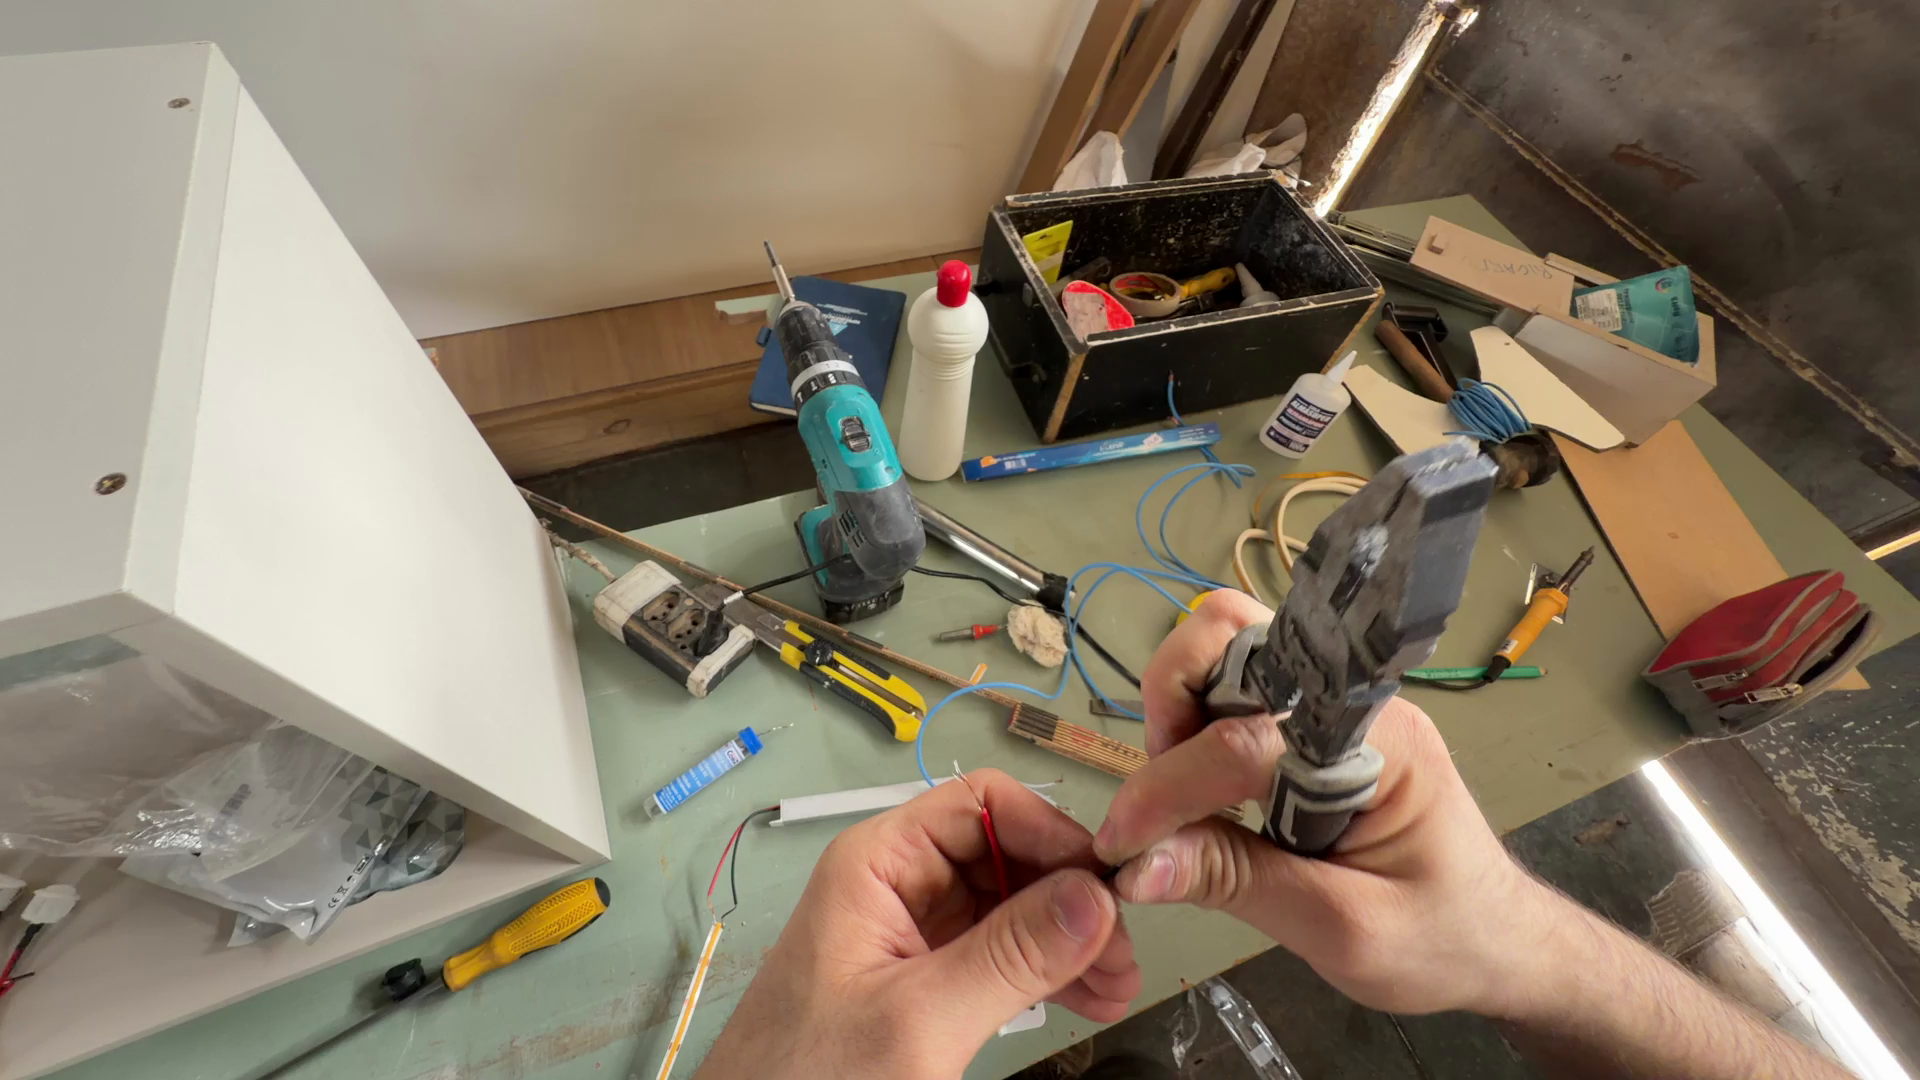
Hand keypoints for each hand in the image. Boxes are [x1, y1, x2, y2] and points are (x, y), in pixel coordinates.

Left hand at [696, 770, 1140, 1079]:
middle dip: (1066, 896)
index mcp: (882, 858)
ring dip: (1067, 938)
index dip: (1047, 830)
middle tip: (1123, 950)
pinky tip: (1088, 995)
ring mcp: (918, 926)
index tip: (1105, 880)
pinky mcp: (930, 971)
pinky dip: (1046, 970)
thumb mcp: (919, 1018)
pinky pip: (1000, 951)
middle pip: (1003, 853)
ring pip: (1010, 903)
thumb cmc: (819, 1075)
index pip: (979, 803)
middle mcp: (903, 878)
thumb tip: (1096, 896)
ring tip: (1118, 985)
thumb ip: (1010, 956)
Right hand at [1093, 590, 1549, 1017]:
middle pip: (1229, 634)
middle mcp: (1344, 697)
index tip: (1121, 842)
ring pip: (1219, 644)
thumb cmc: (1441, 940)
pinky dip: (1189, 712)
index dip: (1169, 787)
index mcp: (1376, 744)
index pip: (1244, 740)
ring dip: (1176, 701)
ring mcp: (1322, 695)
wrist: (1498, 938)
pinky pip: (1225, 678)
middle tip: (1161, 782)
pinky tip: (1197, 775)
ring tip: (1177, 781)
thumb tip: (1136, 865)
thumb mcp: (1342, 932)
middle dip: (1171, 701)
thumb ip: (1235, 882)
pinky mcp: (1301, 710)